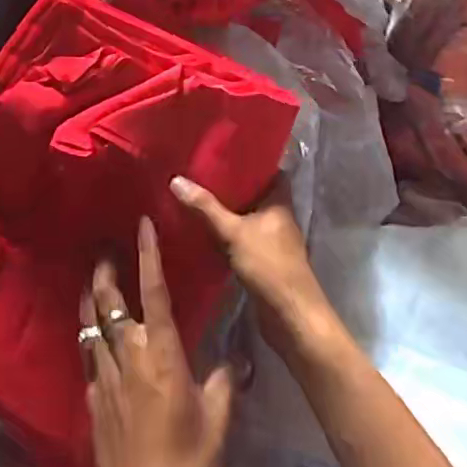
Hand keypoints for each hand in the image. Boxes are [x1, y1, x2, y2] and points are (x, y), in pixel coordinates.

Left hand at [83, 216, 231, 466]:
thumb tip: (235, 356)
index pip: (153, 291)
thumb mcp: (218, 417)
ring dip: (90, 301)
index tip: (141, 224)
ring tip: (89, 282)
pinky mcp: (92, 406)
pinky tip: (90, 343)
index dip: (147, 254)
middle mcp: (128, 357)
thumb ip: (224, 379)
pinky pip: (87, 362)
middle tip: (103, 248)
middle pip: (109, 304)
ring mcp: (104, 381)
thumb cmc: (190, 457)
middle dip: (105, 272)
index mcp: (161, 353)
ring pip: (90, 329)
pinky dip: (88, 343)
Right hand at [170, 176, 334, 353]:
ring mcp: (272, 239)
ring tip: (196, 195)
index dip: (250, 159)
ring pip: (246, 216)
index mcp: (280, 201)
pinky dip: (226, 232)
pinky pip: (242, 237)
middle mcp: (278, 216)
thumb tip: (176, 179)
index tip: (223, 150)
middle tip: (200, 171)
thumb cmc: (269, 265)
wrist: (290, 316)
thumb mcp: (233, 232)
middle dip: (231, 185)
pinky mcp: (263, 260)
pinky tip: (203, 229)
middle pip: (254, 192)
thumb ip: (206, 207)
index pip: (269, 169)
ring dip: (227, 210)